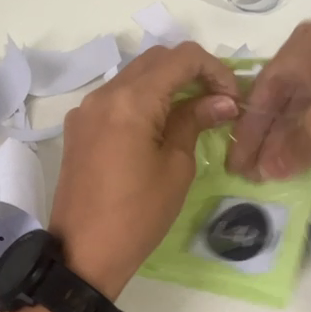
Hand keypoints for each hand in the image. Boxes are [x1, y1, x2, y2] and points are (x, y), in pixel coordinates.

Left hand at [50, 43, 240, 296]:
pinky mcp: (78, 128)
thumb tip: (222, 101)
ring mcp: (86, 110)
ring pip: (134, 77)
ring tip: (194, 114)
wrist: (83, 253)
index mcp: (130, 101)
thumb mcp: (176, 167)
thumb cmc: (138, 215)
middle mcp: (103, 94)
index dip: (214, 69)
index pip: (180, 58)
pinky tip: (161, 127)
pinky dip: (142, 101)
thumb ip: (194, 122)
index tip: (232, 98)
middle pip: (155, 60)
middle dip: (191, 72)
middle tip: (218, 103)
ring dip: (166, 85)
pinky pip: (115, 98)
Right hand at [227, 0, 310, 180]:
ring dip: (305, 119)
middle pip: (288, 91)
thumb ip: (294, 147)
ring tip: (297, 150)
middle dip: (274, 130)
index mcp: (300, 48)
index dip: (248, 137)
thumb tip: (267, 168)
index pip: (259, 98)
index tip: (239, 170)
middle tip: (264, 167)